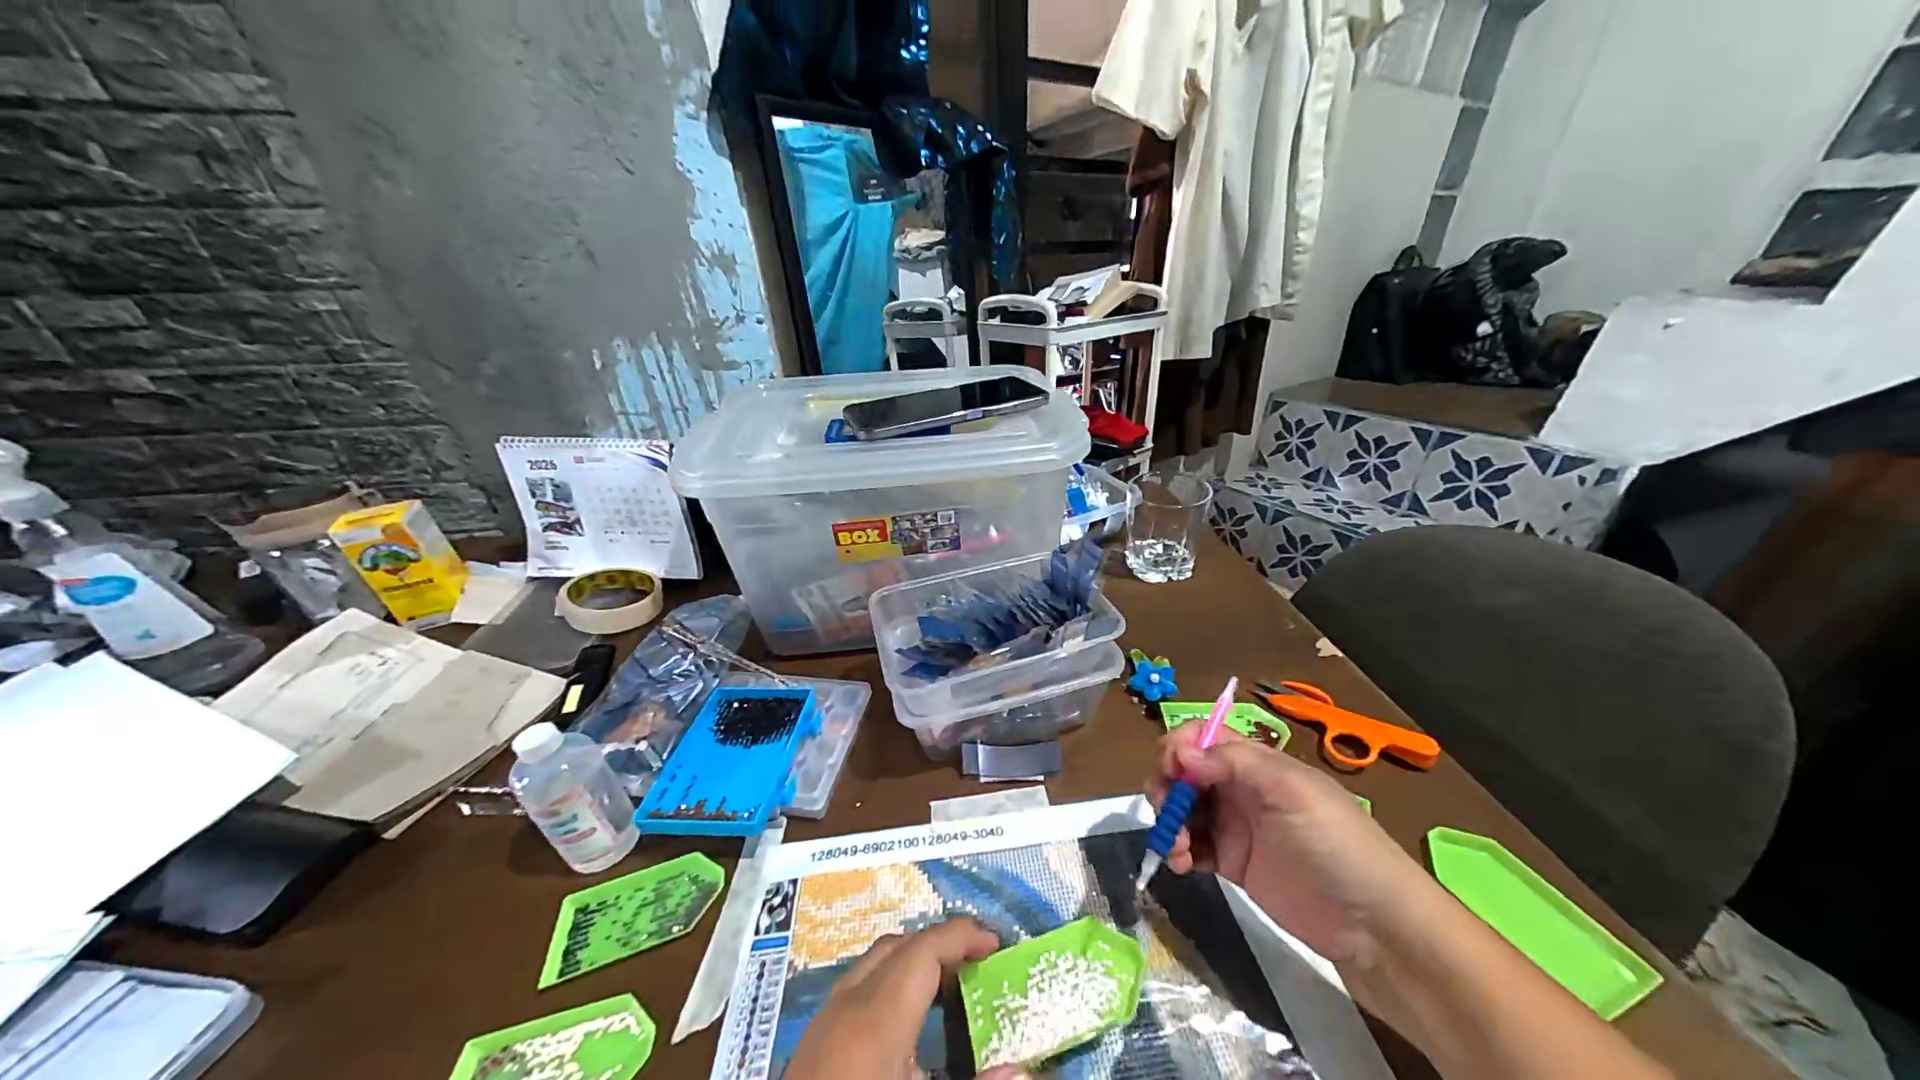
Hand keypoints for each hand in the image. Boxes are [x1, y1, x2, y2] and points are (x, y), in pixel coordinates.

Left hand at [784, 916, 1028, 1079]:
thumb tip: (1020, 1069)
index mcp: (877, 1017)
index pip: (923, 949)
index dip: (961, 937)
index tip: (996, 945)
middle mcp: (847, 1004)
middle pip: (898, 948)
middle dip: (941, 946)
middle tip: (978, 966)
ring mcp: (824, 1020)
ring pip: (873, 964)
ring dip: (914, 963)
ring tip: (949, 987)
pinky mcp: (812, 1041)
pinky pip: (857, 986)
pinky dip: (889, 982)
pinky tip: (906, 1022)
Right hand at [1148, 725, 1430, 967]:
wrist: (1374, 925)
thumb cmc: (1335, 844)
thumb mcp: (1290, 791)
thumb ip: (1233, 763)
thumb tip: (1179, 750)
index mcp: (1257, 763)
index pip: (1205, 738)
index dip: (1180, 746)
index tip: (1171, 769)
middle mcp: (1241, 788)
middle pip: (1185, 772)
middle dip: (1167, 785)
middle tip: (1167, 811)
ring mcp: (1235, 827)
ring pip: (1183, 808)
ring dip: (1168, 820)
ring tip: (1177, 848)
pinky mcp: (1232, 863)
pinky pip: (1192, 846)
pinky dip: (1178, 850)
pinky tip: (1183, 864)